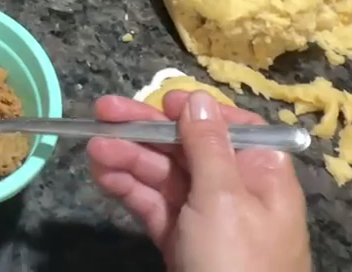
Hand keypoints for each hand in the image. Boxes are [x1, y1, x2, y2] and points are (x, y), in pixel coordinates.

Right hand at [87, 91, 310, 271]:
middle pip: (185, 146)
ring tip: (91, 149)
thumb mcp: (224, 200)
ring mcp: (205, 218)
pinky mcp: (180, 242)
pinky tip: (101, 175)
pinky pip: (152, 203)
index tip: (163, 102)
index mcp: (260, 175)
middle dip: (143, 130)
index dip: (194, 112)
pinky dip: (127, 188)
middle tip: (100, 111)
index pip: (229, 127)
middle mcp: (234, 190)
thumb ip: (206, 145)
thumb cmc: (237, 266)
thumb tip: (198, 98)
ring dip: (127, 158)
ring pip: (162, 174)